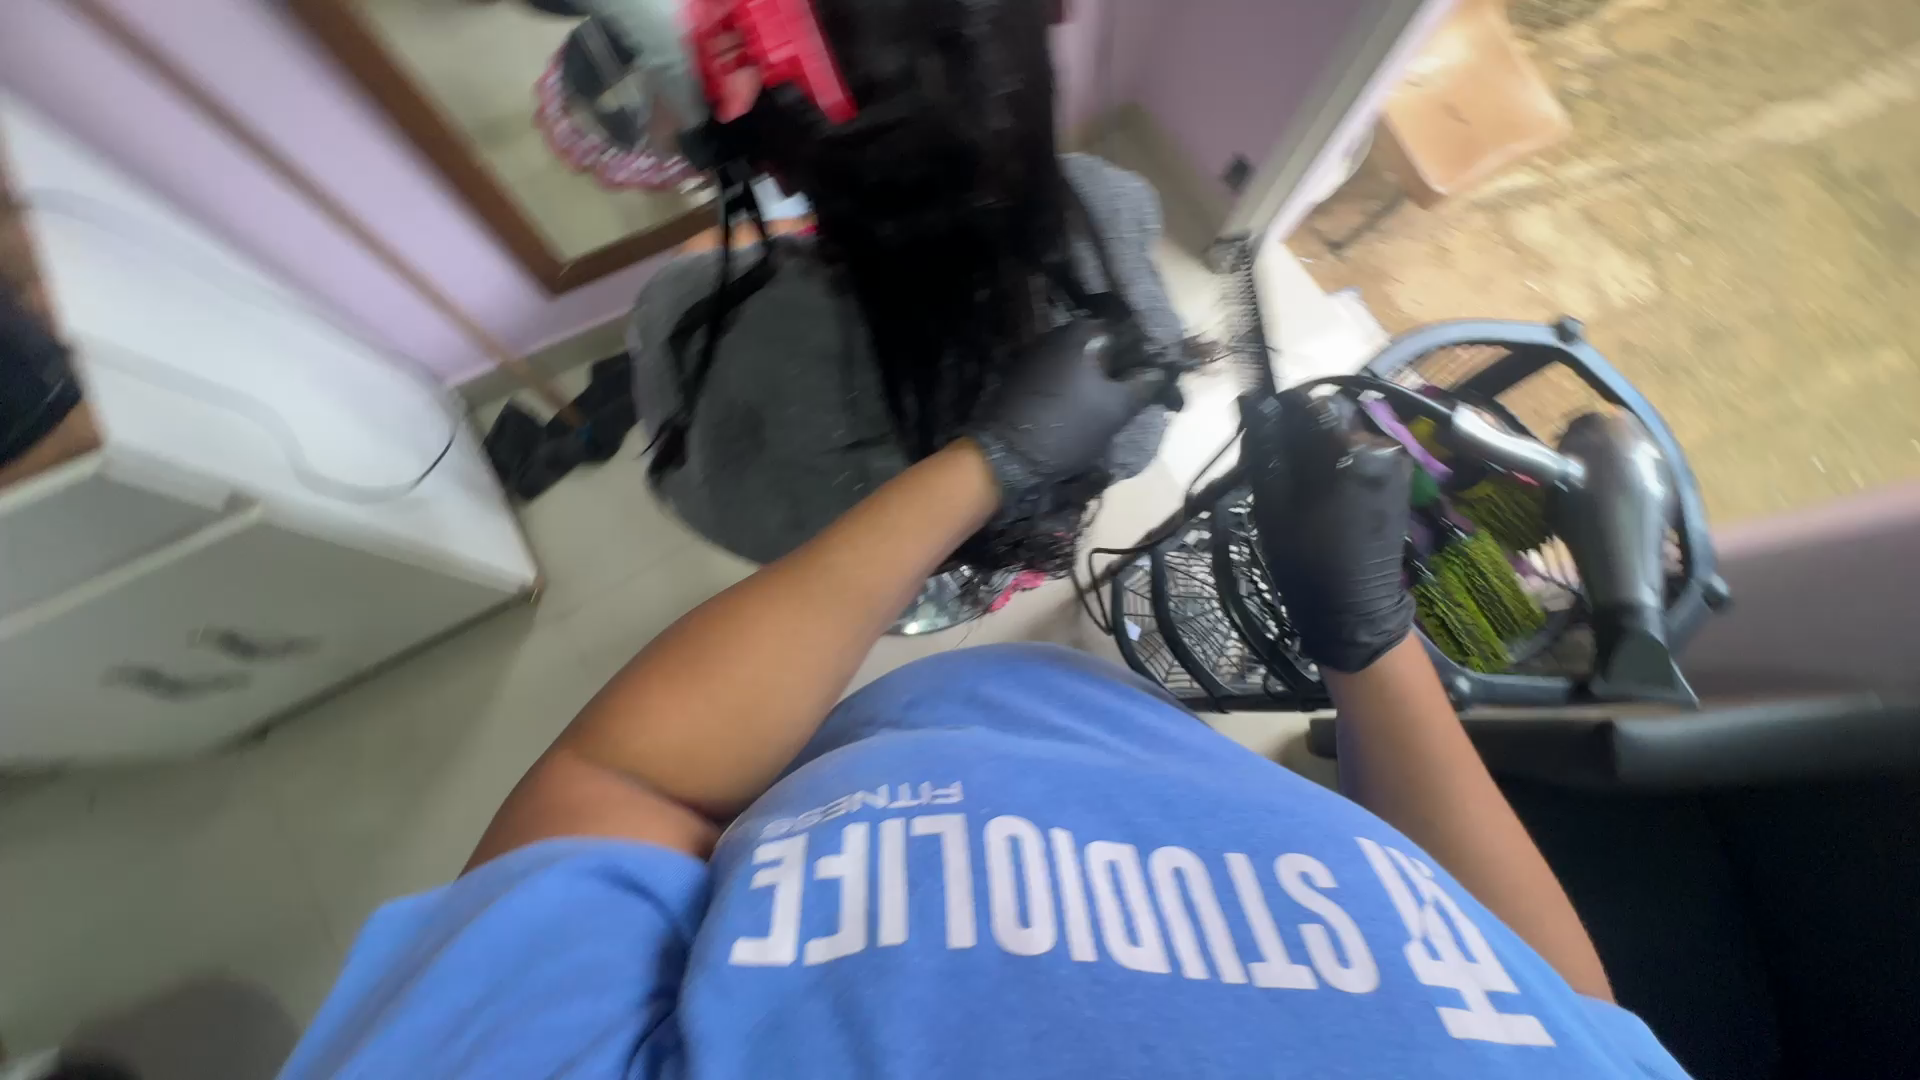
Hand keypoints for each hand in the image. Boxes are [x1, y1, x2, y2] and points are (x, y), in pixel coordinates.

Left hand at [967, 318, 1172, 517]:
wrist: (1004, 456)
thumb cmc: (1065, 429)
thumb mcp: (1114, 410)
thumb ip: (1143, 386)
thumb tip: (1163, 371)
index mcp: (1082, 332)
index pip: (1128, 334)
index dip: (1147, 356)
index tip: (1157, 380)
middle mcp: (1057, 335)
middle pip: (1103, 349)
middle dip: (1121, 370)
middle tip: (1137, 398)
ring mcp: (1036, 356)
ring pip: (1082, 365)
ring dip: (1098, 382)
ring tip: (1113, 409)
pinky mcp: (1023, 379)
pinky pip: (1061, 379)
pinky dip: (1076, 391)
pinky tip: (1083, 411)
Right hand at [1247, 390, 1414, 672]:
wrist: (1353, 606)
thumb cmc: (1304, 559)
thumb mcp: (1272, 503)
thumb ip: (1265, 448)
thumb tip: (1252, 401)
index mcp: (1346, 450)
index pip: (1309, 404)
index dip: (1282, 414)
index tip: (1263, 435)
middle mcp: (1379, 446)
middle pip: (1329, 419)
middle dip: (1300, 436)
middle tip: (1277, 469)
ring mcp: (1395, 463)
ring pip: (1343, 437)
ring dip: (1318, 452)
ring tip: (1299, 488)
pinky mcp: (1400, 479)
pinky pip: (1360, 455)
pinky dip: (1337, 466)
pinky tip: (1322, 496)